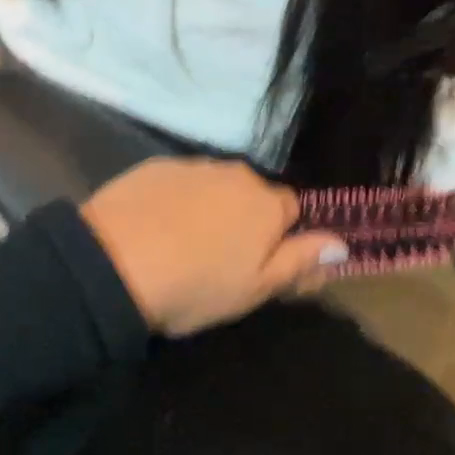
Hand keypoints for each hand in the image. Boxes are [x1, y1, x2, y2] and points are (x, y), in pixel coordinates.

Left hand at [81, 159, 345, 335]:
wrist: (111, 265)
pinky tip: (155, 229)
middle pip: (252, 195)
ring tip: (181, 246)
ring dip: (209, 209)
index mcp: (267, 204)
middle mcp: (236, 174)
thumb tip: (342, 242)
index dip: (278, 237)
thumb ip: (301, 261)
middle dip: (243, 220)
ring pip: (215, 188)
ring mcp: (193, 166)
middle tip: (216, 261)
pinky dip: (175, 202)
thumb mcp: (255, 288)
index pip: (291, 210)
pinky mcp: (154, 166)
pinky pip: (179, 184)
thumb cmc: (195, 285)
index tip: (256, 265)